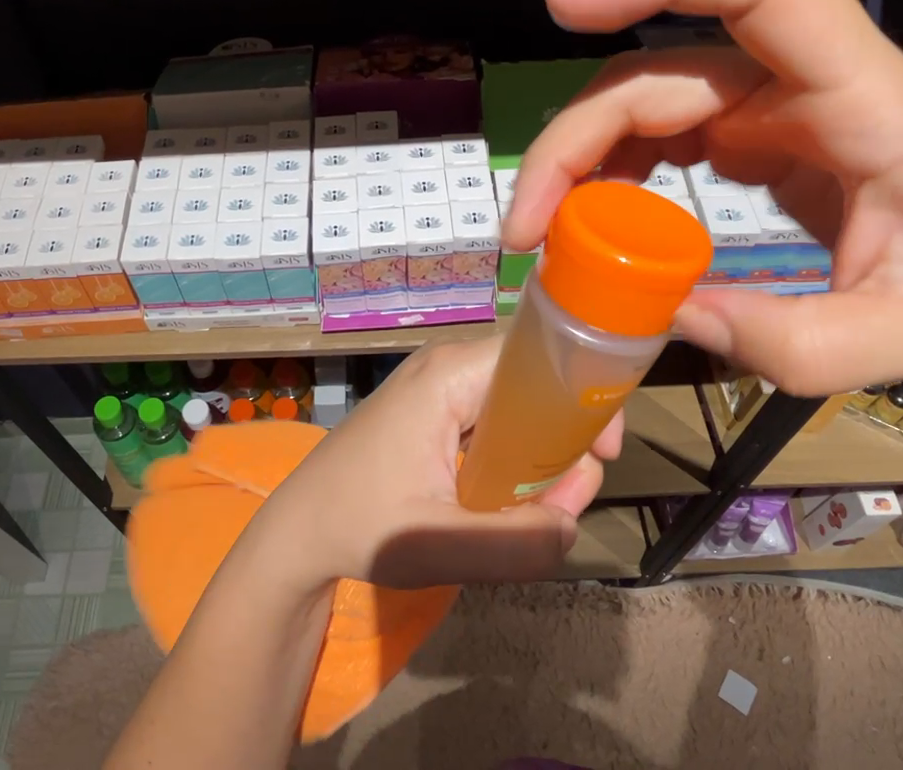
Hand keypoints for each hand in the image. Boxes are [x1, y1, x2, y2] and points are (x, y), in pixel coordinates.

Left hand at [248, 337, 621, 590]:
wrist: (299, 528)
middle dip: (563, 441)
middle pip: (535, 383)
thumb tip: (572, 528)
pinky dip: (513, 458)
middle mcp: (446, 366)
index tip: (603, 453)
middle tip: (560, 504)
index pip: (541, 356)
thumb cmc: (359, 527)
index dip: (583, 397)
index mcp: (448, 376)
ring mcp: (437, 386)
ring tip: (528, 514)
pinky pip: (494, 421)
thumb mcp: (436, 545)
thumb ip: (514, 544)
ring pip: (518, 406)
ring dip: (539, 457)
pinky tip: (502, 503)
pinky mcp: (432, 410)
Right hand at [508, 0, 902, 394]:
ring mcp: (777, 104)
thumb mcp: (900, 339)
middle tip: (525, 227)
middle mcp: (808, 81)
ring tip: (544, 230)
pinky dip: (614, 166)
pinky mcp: (760, 132)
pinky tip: (595, 213)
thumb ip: (786, 341)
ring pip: (648, 96)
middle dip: (576, 137)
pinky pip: (665, 130)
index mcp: (864, 98)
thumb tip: (663, 316)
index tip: (565, 6)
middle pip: (660, 70)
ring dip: (583, 154)